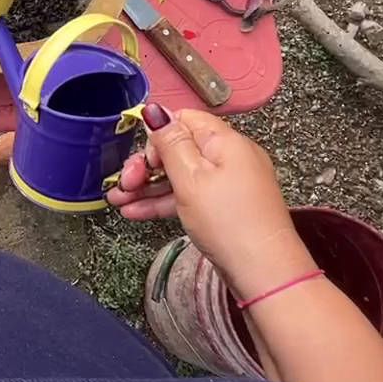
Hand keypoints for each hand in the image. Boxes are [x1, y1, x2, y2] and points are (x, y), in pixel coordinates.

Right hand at [106, 105, 304, 285]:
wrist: (264, 272)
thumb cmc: (229, 222)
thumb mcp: (190, 178)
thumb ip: (170, 142)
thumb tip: (155, 110)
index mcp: (225, 142)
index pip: (183, 120)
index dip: (157, 135)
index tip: (141, 159)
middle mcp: (229, 157)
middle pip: (178, 148)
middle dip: (145, 165)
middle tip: (124, 183)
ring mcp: (227, 183)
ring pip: (178, 174)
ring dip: (146, 186)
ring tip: (118, 200)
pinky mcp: (223, 206)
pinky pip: (187, 195)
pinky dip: (162, 201)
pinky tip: (134, 211)